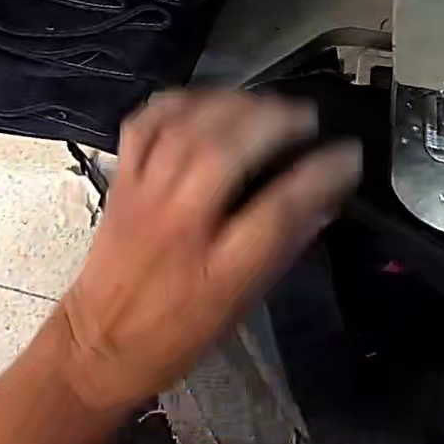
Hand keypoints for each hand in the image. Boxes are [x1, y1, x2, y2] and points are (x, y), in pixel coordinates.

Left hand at [52, 91, 360, 412]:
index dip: (319, 175)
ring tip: (266, 101)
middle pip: (223, 155)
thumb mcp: (244, 303)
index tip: (348, 153)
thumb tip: (328, 197)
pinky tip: (210, 98)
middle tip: (305, 115)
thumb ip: (285, 246)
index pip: (276, 211)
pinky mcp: (121, 179)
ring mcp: (143, 196)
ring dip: (233, 104)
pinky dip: (179, 100)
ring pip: (185, 130)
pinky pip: (146, 123)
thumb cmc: (181, 332)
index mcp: (215, 269)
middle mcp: (177, 225)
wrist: (96, 346)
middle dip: (273, 122)